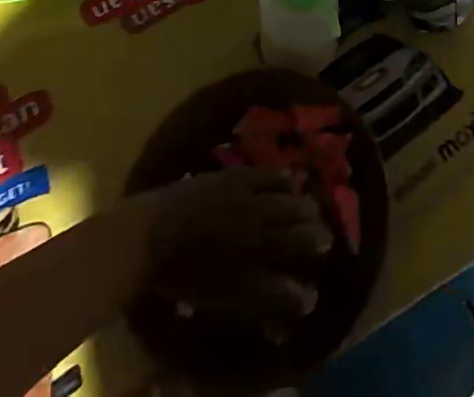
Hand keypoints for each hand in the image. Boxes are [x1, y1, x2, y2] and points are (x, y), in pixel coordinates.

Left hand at [130, 168, 332, 320]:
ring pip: (290, 199)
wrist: (151, 235)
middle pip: (302, 223)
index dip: (317, 250)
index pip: (302, 251)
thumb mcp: (229, 296)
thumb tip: (306, 299)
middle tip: (321, 233)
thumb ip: (269, 298)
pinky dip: (284, 179)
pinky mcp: (236, 177)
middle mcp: (265, 222)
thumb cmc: (185, 274)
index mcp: (263, 253)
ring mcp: (251, 196)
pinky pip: (270, 175)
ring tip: (308, 207)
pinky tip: (289, 179)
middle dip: (315, 229)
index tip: (322, 255)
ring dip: (303, 205)